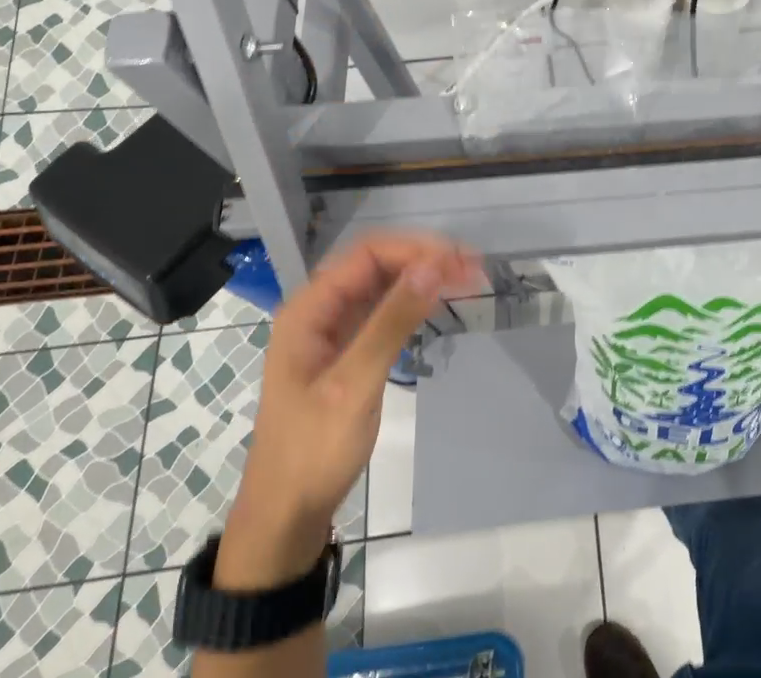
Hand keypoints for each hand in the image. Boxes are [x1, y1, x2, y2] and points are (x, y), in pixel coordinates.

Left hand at [216, 233, 477, 589]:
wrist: (286, 512)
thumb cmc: (313, 450)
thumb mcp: (354, 384)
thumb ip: (391, 323)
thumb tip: (433, 268)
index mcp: (307, 310)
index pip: (366, 255)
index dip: (415, 249)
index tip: (461, 261)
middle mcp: (317, 313)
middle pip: (374, 266)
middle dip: (423, 260)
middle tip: (473, 270)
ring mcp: (330, 335)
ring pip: (379, 289)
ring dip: (420, 280)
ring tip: (466, 281)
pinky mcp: (345, 356)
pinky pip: (380, 316)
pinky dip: (410, 306)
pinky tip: (437, 307)